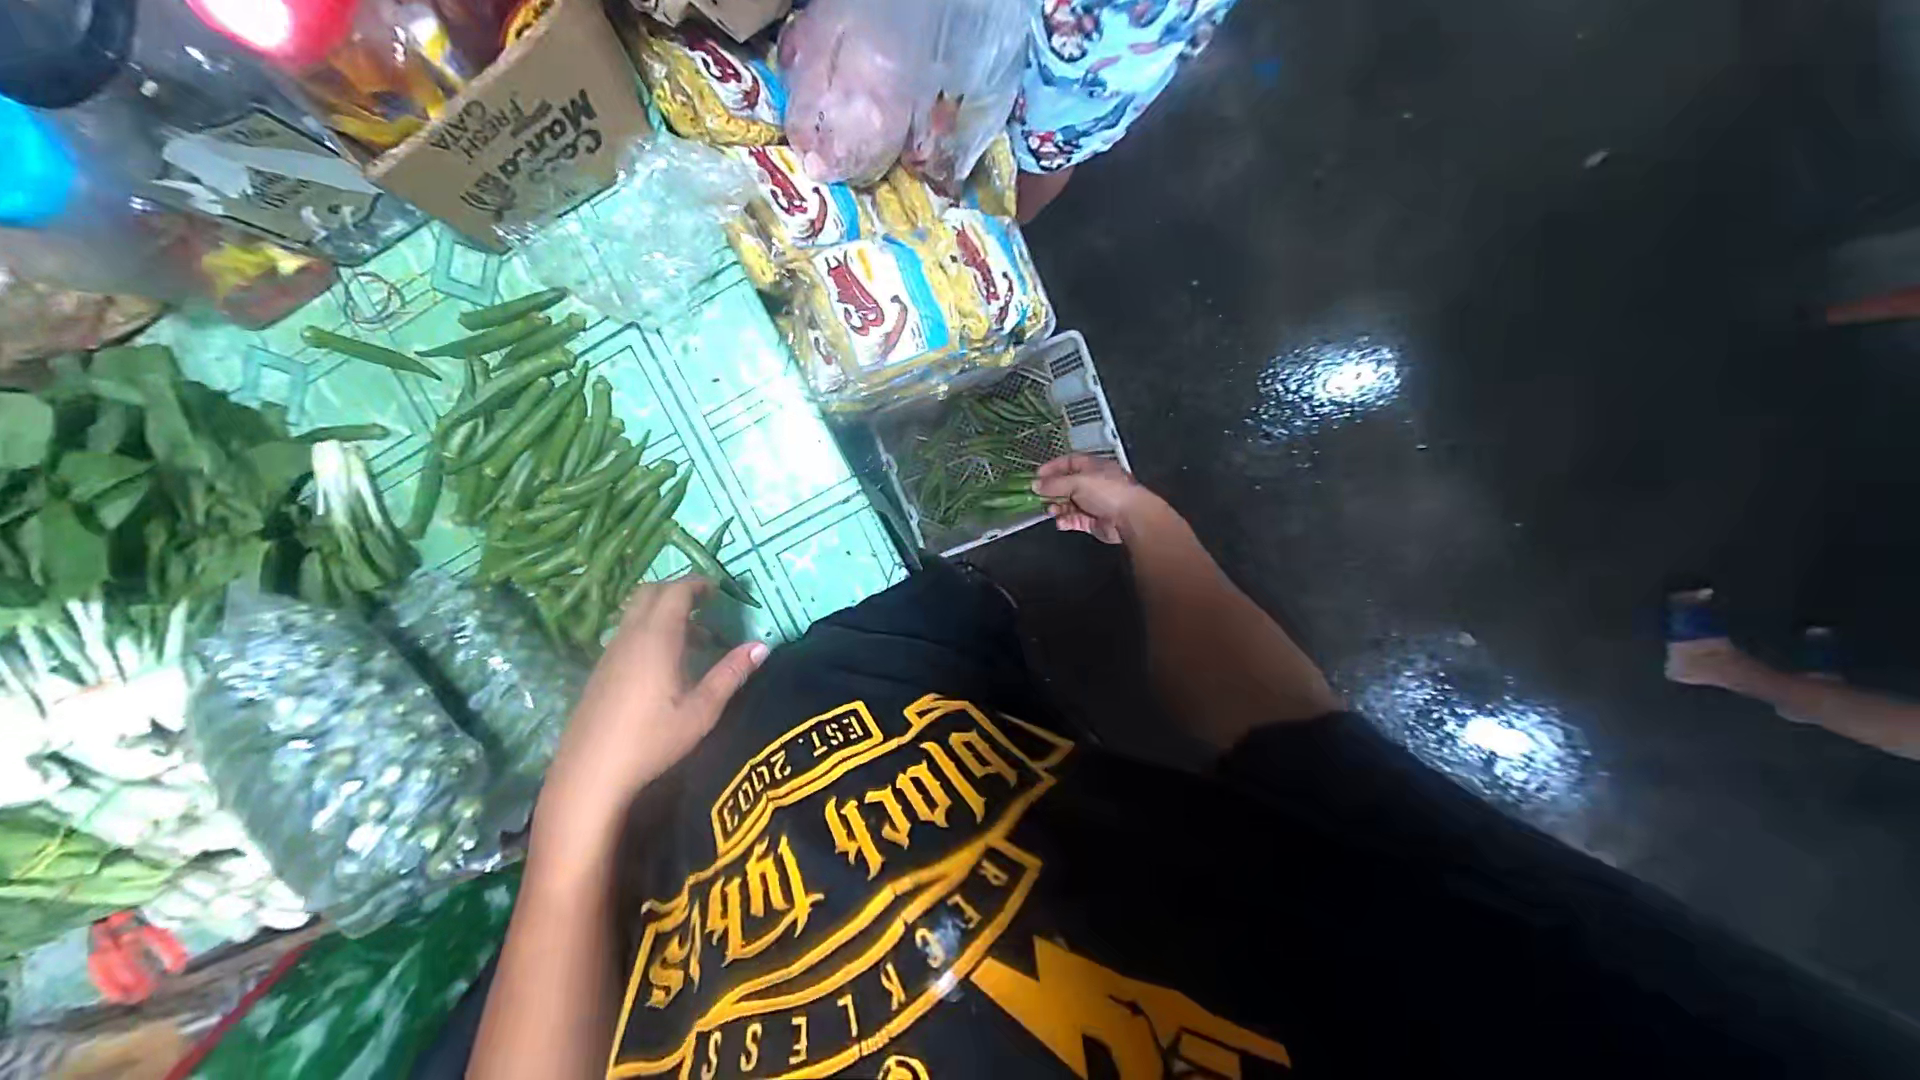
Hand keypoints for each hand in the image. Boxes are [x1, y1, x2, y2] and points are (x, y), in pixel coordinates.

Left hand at [538, 579, 767, 834]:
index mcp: (656, 639)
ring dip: (665, 614)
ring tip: (695, 641)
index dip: (697, 584)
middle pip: (650, 594)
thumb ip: (731, 674)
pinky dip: (650, 632)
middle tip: (707, 607)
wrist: (589, 776)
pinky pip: (627, 634)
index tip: (718, 590)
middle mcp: (629, 638)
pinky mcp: (600, 672)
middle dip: (678, 592)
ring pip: (636, 615)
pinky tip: (666, 666)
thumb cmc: (651, 740)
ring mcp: (610, 654)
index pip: (675, 592)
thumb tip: (762, 646)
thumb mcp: (702, 711)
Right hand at [1033, 454, 1163, 544]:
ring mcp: (1093, 503)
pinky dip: (1066, 521)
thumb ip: (1054, 484)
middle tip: (1038, 497)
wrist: (1130, 517)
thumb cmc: (1107, 491)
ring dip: (1058, 507)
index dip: (1053, 468)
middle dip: (1052, 491)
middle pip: (1066, 485)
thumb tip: (1035, 485)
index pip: (1069, 462)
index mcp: (1092, 467)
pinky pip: (1074, 519)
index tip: (1037, 476)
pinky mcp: (1092, 521)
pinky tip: (1061, 522)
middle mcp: (1092, 483)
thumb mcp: (1078, 482)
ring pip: (1068, 504)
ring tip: (1051, 511)